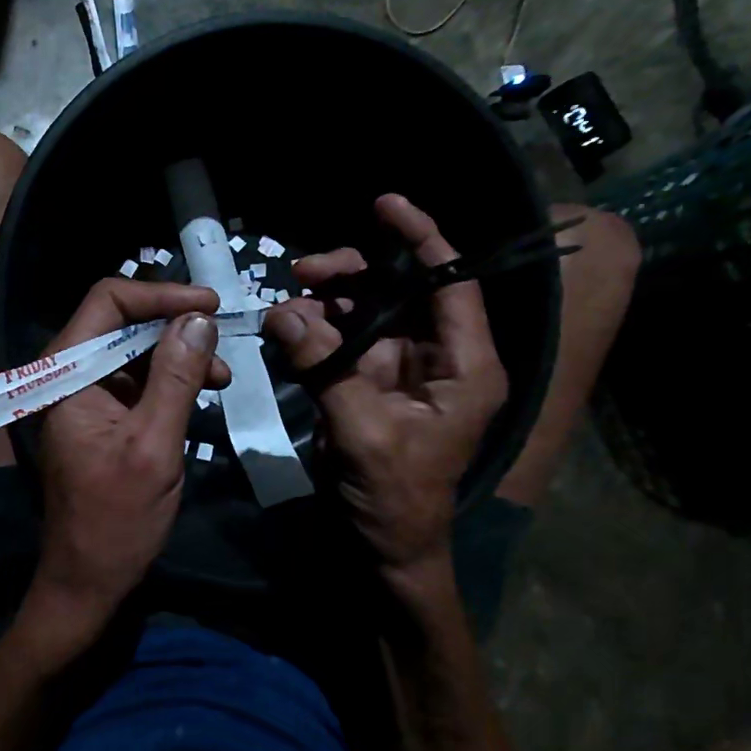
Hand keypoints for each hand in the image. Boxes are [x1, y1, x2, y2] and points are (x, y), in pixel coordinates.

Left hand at [28, 279, 228, 640]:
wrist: (88, 580)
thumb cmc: (116, 519)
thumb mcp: (154, 445)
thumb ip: (175, 377)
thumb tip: (198, 318)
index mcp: (66, 374)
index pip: (108, 302)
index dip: (159, 294)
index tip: (209, 304)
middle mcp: (68, 375)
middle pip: (120, 322)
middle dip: (174, 326)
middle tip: (223, 341)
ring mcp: (83, 395)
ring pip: (132, 350)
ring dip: (178, 354)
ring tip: (222, 376)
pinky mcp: (100, 415)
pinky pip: (136, 380)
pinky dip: (170, 379)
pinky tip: (203, 391)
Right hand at [264, 194, 507, 577]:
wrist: (382, 546)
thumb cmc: (395, 498)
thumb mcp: (363, 432)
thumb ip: (326, 368)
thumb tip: (285, 312)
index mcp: (465, 367)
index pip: (451, 285)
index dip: (422, 239)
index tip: (384, 204)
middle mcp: (437, 357)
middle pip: (400, 289)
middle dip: (353, 272)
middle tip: (302, 270)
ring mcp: (399, 368)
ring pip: (365, 309)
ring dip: (326, 299)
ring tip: (286, 305)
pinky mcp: (367, 381)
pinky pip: (340, 338)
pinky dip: (313, 327)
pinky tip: (287, 328)